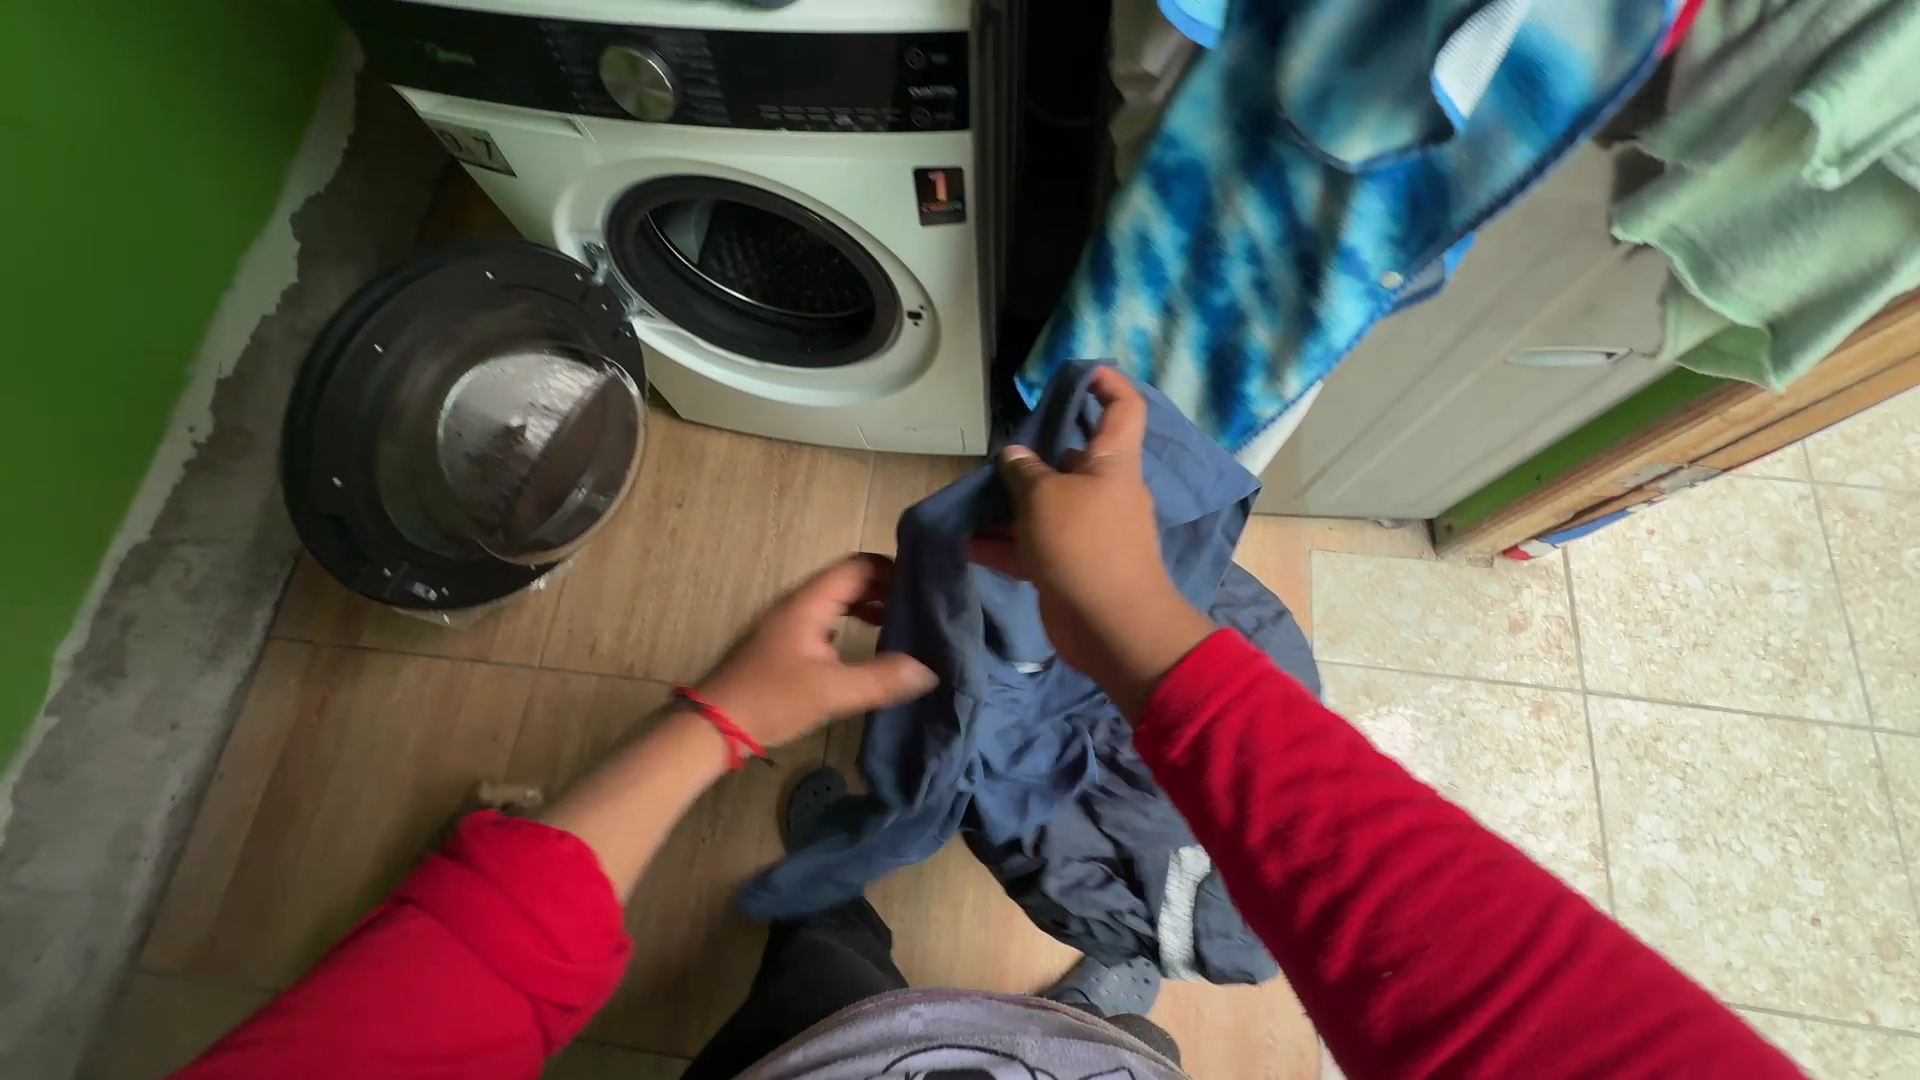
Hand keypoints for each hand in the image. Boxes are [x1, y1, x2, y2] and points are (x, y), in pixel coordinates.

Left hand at [695, 553, 937, 749]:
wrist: (713, 724)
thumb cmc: (771, 700)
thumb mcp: (832, 693)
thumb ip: (881, 679)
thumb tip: (927, 671)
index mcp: (809, 602)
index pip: (858, 566)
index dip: (892, 569)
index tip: (922, 586)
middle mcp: (799, 602)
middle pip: (848, 578)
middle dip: (885, 587)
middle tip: (919, 605)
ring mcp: (789, 620)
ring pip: (836, 598)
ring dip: (868, 604)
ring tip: (900, 621)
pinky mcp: (785, 640)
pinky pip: (826, 616)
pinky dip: (851, 620)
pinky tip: (867, 641)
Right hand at [967, 368, 1215, 718]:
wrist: (1110, 626)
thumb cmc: (1084, 545)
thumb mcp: (1045, 497)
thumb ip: (1024, 471)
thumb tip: (1014, 455)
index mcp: (1112, 461)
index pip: (1122, 407)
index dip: (1105, 382)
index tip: (1075, 373)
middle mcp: (1102, 490)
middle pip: (1069, 458)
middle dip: (1031, 453)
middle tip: (994, 453)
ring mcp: (1085, 530)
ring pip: (1043, 505)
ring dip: (1007, 503)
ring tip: (968, 499)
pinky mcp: (1068, 565)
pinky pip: (1031, 544)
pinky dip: (1002, 542)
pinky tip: (965, 542)